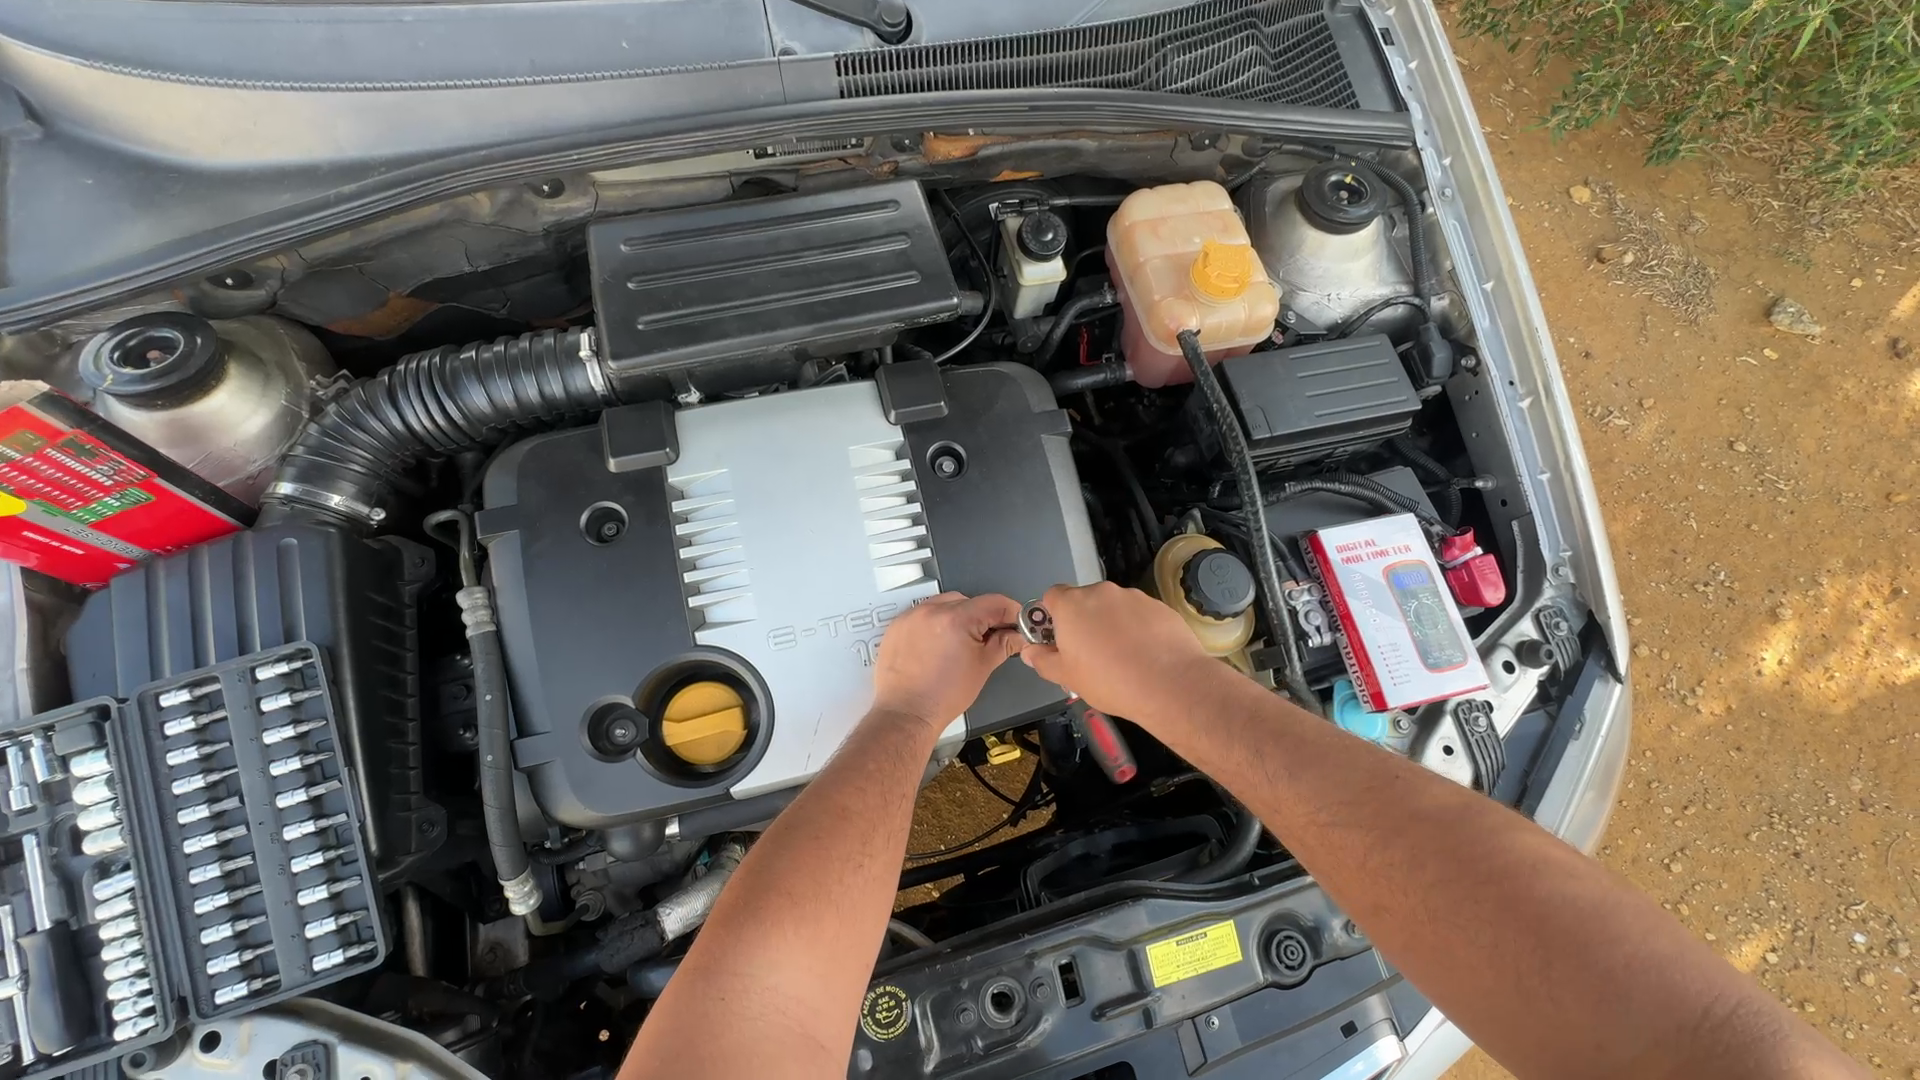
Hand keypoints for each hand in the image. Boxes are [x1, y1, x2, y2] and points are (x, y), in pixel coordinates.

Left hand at [870, 592, 1024, 729]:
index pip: (994, 602)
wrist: (907, 713)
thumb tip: (1016, 635)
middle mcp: (931, 612)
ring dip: (958, 617)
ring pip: (945, 604)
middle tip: (989, 638)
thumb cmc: (941, 697)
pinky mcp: (898, 625)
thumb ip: (1004, 644)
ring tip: (959, 644)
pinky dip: (935, 624)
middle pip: (969, 602)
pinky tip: (939, 645)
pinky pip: (923, 614)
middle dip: (982, 617)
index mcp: (956, 619)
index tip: (1015, 622)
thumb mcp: (983, 667)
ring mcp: (911, 617)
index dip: (1011, 612)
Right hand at [1019, 582, 1220, 721]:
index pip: (1053, 596)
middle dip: (1085, 620)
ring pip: (1114, 606)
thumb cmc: (1109, 680)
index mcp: (1072, 605)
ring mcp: (1133, 596)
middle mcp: (1101, 592)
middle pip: (1084, 600)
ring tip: (1123, 655)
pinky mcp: (1159, 606)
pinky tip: (1145, 653)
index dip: (1054, 616)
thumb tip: (1030, 652)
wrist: (1169, 684)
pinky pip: (1140, 613)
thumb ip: (1043, 660)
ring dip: (1112, 623)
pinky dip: (1138, 628)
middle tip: (1092, 652)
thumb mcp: (1067, 677)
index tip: (1061, 639)